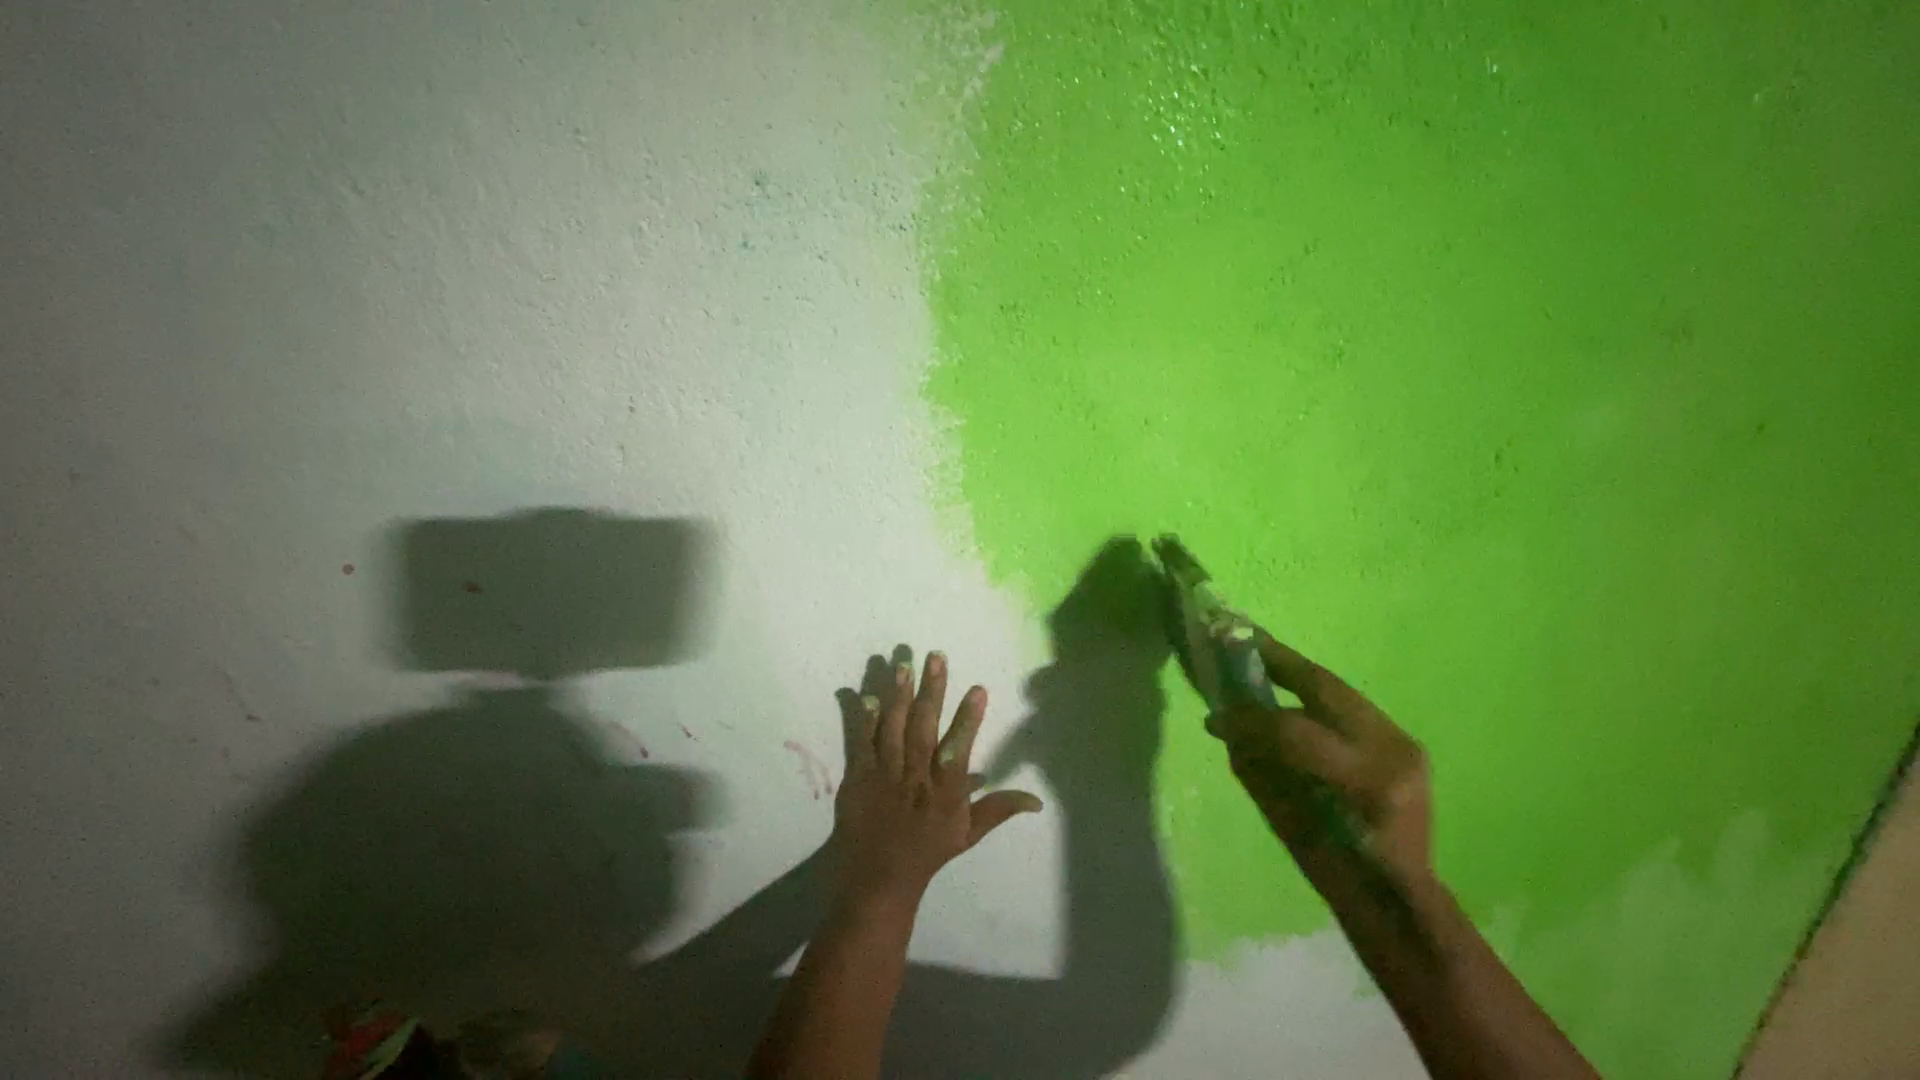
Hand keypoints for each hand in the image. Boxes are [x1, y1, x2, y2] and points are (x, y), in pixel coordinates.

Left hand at [832, 651, 1042, 911]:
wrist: (878, 877)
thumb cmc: (927, 852)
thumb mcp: (968, 834)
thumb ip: (999, 809)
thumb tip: (1037, 800)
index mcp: (945, 791)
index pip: (960, 748)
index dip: (968, 718)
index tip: (978, 689)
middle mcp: (916, 778)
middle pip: (924, 727)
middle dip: (932, 690)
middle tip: (936, 657)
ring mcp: (885, 776)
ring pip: (893, 728)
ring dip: (898, 695)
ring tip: (903, 666)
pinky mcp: (858, 778)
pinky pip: (861, 744)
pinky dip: (864, 720)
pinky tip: (868, 696)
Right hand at [1216, 633, 1431, 893]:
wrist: (1396, 900)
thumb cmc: (1333, 870)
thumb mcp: (1284, 821)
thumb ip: (1257, 767)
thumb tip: (1225, 724)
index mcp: (1363, 781)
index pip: (1296, 730)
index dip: (1250, 716)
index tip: (1217, 708)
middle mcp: (1393, 753)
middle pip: (1328, 692)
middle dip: (1280, 664)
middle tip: (1241, 643)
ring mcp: (1405, 746)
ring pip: (1341, 697)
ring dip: (1300, 682)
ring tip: (1263, 669)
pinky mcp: (1409, 745)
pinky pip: (1354, 712)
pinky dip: (1320, 705)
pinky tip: (1295, 701)